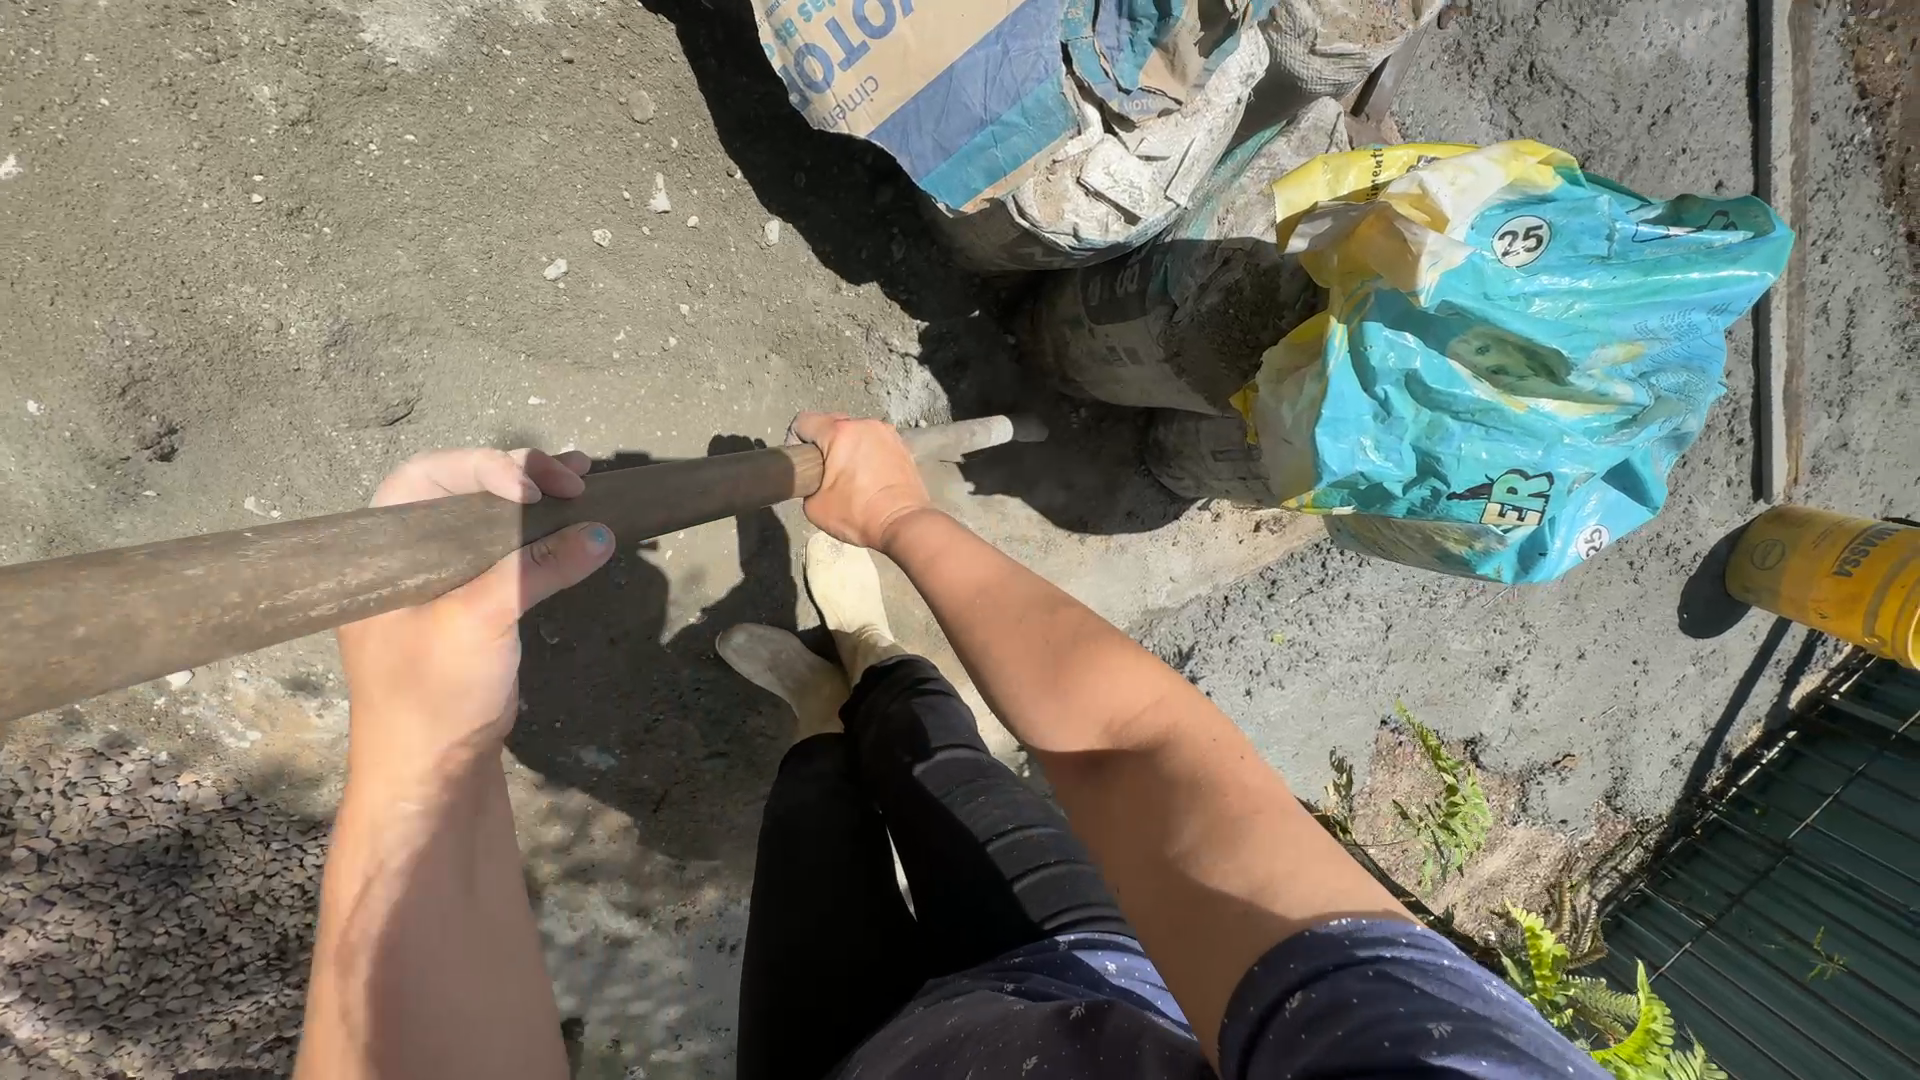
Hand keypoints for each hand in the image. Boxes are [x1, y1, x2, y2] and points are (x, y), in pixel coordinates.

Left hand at [336, 448, 614, 792]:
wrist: (433, 765)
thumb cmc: (433, 691)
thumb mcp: (481, 621)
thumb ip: (537, 570)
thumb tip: (602, 533)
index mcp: (385, 548)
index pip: (427, 477)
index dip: (482, 469)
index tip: (532, 493)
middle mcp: (412, 553)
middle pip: (466, 488)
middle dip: (521, 474)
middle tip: (573, 480)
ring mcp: (449, 576)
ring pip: (494, 516)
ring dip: (541, 496)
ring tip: (585, 477)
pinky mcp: (481, 599)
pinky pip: (513, 550)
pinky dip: (547, 531)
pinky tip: (579, 519)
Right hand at [789, 412, 933, 550]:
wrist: (903, 523)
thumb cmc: (859, 515)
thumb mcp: (813, 506)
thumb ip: (806, 482)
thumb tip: (814, 478)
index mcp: (840, 432)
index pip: (803, 422)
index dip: (795, 442)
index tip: (802, 463)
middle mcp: (865, 425)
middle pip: (831, 424)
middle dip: (824, 445)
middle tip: (825, 473)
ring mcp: (887, 433)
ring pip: (856, 433)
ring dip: (848, 449)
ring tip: (850, 477)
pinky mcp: (902, 445)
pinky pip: (875, 443)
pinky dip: (868, 455)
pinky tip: (868, 478)